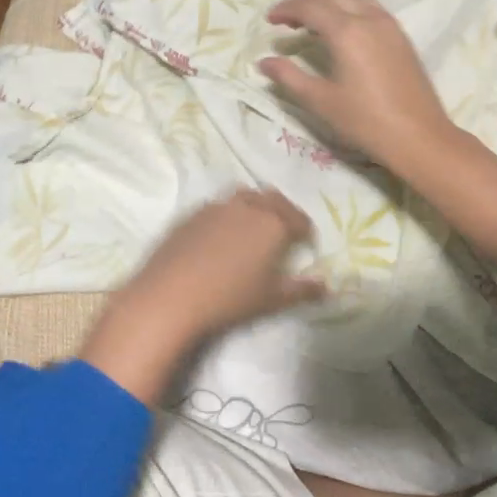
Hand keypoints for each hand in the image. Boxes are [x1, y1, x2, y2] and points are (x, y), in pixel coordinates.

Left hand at [84, 190, 324, 402]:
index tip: (307, 242)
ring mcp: (214, 207)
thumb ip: (302, 290)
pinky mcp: (189, 215)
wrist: (169, 296)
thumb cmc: (229, 299)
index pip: (299, 219)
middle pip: (272, 199)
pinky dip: (227, 214)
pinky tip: (221, 235)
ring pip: (243, 197)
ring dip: (254, 206)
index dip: (306, 230)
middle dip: (283, 210)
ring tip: (254, 225)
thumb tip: (327, 286)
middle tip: (285, 227)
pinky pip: (216, 206)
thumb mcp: (272, 299)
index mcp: (272, 223)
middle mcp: (246, 207)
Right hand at [258, 0, 455, 179]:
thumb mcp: (320, 101)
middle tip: (288, 22)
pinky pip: (371, 9)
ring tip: (314, 25)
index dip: (286, 10)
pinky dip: (350, 10)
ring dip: (330, 3)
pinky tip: (344, 33)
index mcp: (346, 32)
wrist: (417, 136)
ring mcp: (389, 26)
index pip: (310, 7)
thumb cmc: (364, 120)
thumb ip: (288, 77)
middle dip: (307, 2)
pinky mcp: (401, 37)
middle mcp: (369, 19)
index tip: (270, 20)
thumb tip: (264, 62)